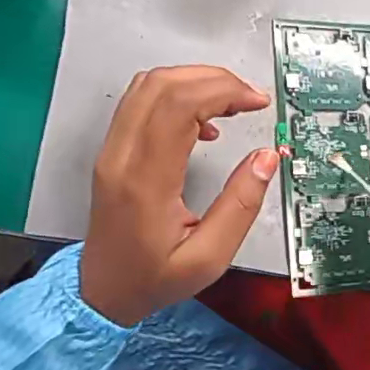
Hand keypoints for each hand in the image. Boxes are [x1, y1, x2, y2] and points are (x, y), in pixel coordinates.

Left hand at [80, 66, 280, 326]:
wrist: (103, 291)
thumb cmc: (151, 279)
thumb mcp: (208, 258)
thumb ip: (241, 206)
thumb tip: (266, 158)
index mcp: (145, 182)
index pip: (179, 106)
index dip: (223, 90)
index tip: (256, 102)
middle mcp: (121, 157)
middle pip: (162, 84)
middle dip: (213, 79)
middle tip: (248, 98)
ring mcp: (111, 150)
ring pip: (148, 86)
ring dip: (193, 82)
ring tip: (231, 103)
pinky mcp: (111, 151)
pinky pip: (140, 103)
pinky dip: (175, 96)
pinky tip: (203, 123)